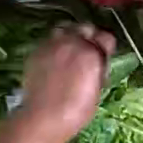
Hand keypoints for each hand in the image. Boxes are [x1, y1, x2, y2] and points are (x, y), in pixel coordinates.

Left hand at [13, 25, 113, 142]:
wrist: (44, 115)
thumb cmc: (76, 110)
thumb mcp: (97, 89)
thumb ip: (98, 68)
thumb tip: (97, 61)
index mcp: (91, 53)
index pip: (106, 37)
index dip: (106, 45)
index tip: (104, 52)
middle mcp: (72, 42)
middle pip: (84, 27)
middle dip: (89, 35)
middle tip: (87, 48)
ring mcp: (52, 44)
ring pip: (64, 28)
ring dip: (69, 35)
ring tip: (69, 48)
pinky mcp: (36, 50)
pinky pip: (49, 40)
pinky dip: (54, 45)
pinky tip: (54, 58)